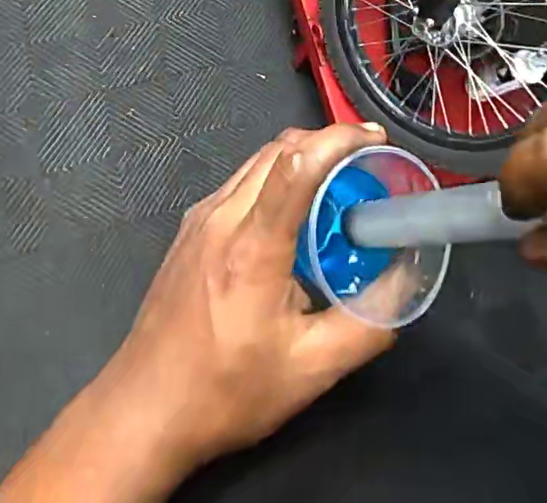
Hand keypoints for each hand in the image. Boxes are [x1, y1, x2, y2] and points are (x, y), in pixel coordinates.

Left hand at [0, 123, 397, 502]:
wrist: (143, 407)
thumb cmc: (225, 390)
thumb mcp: (309, 370)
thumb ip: (366, 323)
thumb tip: (403, 280)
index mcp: (252, 246)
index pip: (295, 165)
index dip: (338, 139)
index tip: (375, 139)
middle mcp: (222, 216)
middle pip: (279, 149)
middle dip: (328, 140)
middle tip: (367, 156)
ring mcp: (201, 217)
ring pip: (258, 160)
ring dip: (302, 154)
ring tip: (339, 176)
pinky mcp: (192, 226)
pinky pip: (242, 181)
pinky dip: (278, 175)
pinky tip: (296, 207)